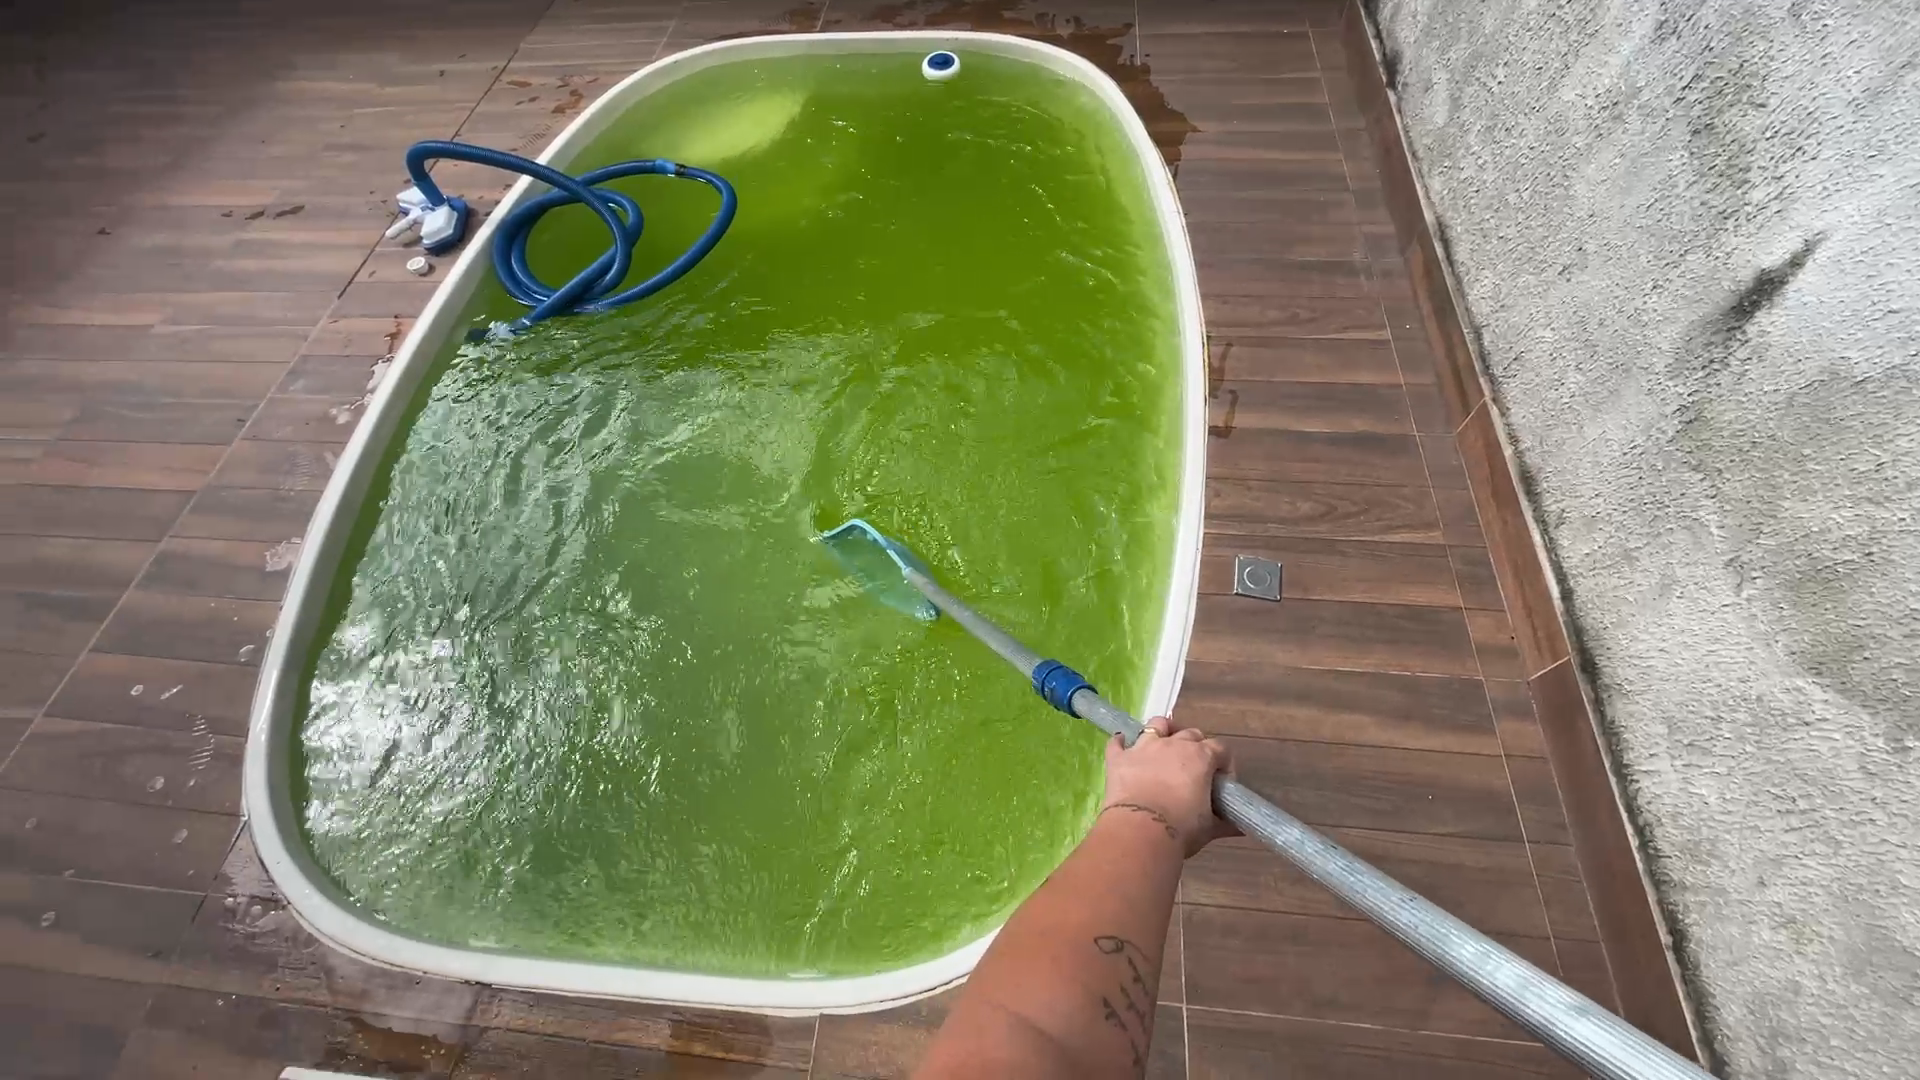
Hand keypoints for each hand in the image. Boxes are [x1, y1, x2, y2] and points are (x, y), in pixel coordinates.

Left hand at [1099, 716, 1236, 857]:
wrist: (1140, 831)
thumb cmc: (1181, 828)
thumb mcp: (1209, 827)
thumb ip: (1224, 822)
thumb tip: (1239, 827)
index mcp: (1200, 757)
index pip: (1220, 748)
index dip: (1224, 762)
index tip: (1222, 780)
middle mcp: (1173, 744)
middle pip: (1190, 733)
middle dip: (1195, 746)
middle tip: (1194, 768)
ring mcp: (1143, 747)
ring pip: (1156, 725)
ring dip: (1162, 731)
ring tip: (1163, 744)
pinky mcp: (1119, 757)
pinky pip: (1117, 742)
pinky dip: (1121, 742)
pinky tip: (1122, 745)